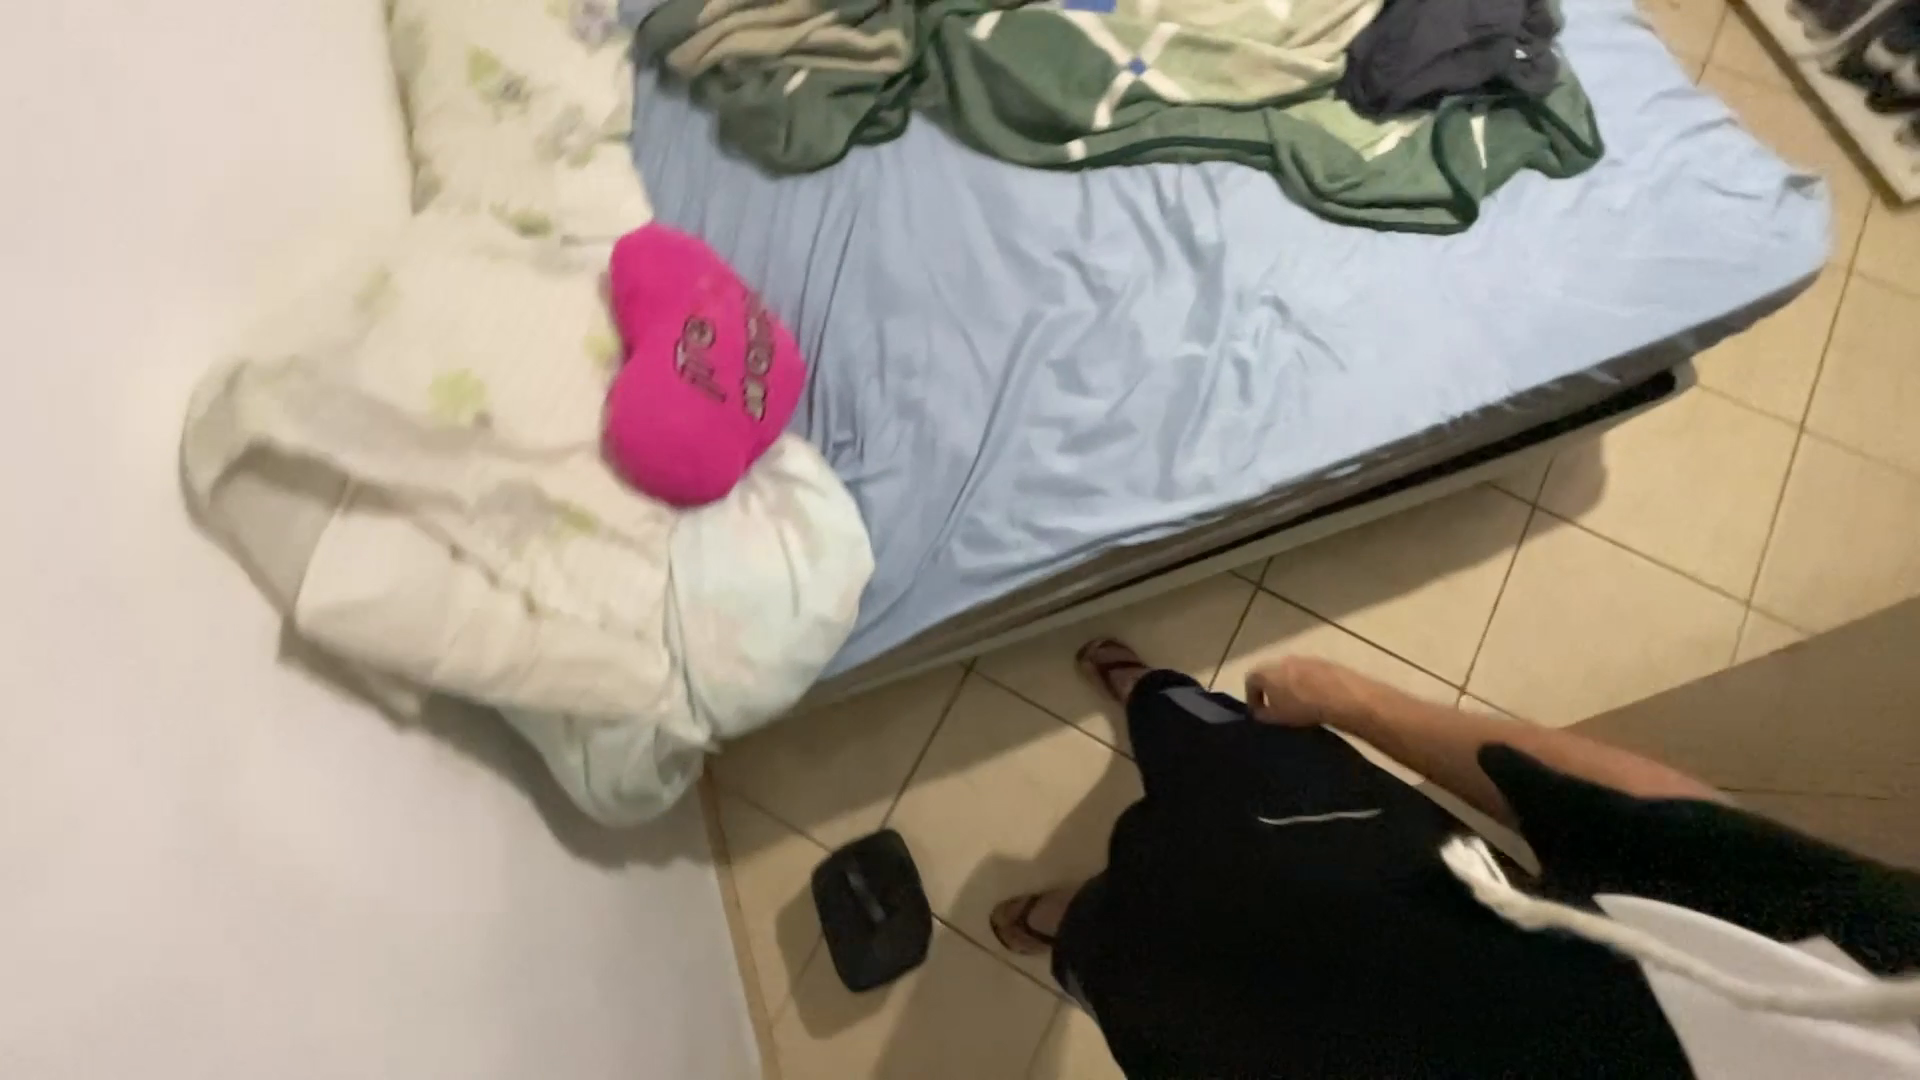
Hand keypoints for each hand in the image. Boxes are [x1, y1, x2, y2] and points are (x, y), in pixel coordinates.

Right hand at [1245, 656, 1356, 727]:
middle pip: (1270, 674)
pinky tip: (1318, 698)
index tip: (1259, 711)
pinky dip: (1309, 683)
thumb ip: (1263, 715)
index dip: (1252, 698)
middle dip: (1272, 689)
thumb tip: (1259, 713)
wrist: (1342, 696)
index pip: (1249, 682)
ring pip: (1291, 672)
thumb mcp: (1277, 717)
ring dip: (1291, 685)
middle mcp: (1280, 660)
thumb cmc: (1302, 707)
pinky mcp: (1323, 662)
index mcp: (1264, 672)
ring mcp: (1303, 659)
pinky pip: (1310, 673)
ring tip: (1300, 703)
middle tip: (1278, 706)